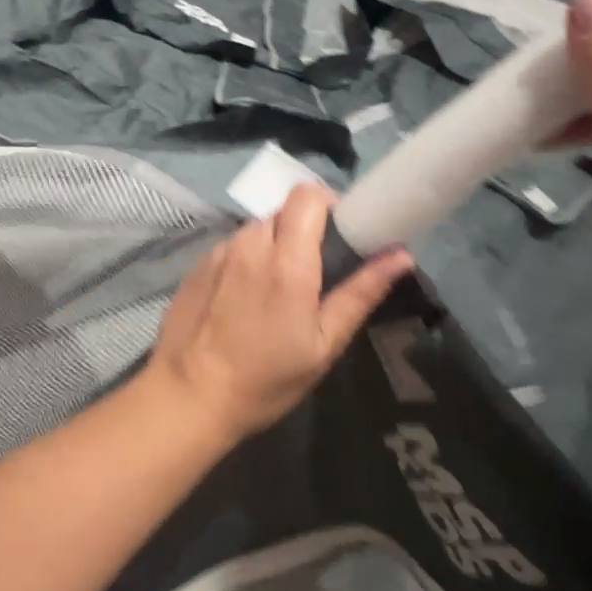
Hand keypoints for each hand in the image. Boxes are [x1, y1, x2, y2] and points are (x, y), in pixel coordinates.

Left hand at [146, 185, 414, 440]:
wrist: (189, 396)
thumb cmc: (266, 378)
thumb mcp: (324, 344)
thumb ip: (361, 293)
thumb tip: (401, 254)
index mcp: (287, 259)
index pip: (308, 194)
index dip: (328, 205)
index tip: (341, 235)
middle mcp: (250, 243)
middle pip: (284, 211)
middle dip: (304, 230)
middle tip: (315, 273)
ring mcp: (218, 251)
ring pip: (257, 230)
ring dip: (274, 247)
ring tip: (278, 293)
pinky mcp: (197, 264)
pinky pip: (233, 248)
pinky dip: (247, 262)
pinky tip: (245, 302)